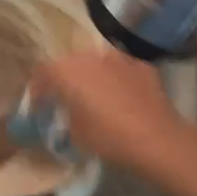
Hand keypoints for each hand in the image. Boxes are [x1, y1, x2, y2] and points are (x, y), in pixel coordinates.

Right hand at [30, 49, 196, 180]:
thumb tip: (65, 111)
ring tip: (95, 94)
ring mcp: (117, 56)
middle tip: (66, 98)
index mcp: (66, 71)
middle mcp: (88, 56)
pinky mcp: (140, 64)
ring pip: (95, 61)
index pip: (41, 72)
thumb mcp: (75, 133)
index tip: (40, 105)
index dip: (38, 89)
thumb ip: (64, 116)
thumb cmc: (109, 137)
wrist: (158, 139)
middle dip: (64, 78)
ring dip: (90, 75)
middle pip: (68, 62)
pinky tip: (122, 95)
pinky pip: (120, 68)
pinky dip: (116, 78)